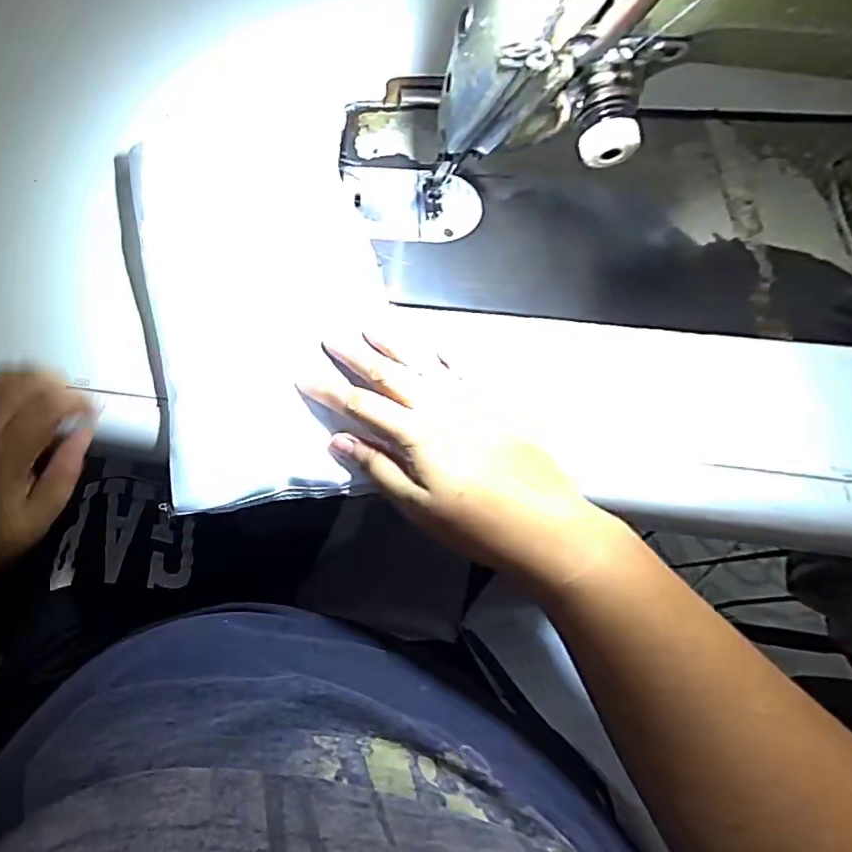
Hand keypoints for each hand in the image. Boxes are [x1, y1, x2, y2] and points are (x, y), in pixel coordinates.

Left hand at [0, 368, 95, 593]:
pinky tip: (20, 395)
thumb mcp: (37, 520)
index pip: (45, 407)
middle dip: (56, 384)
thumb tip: (84, 434)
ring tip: (53, 394)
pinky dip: (5, 383)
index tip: (91, 411)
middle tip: (75, 402)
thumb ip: (64, 474)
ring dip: (31, 379)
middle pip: (22, 384)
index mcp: (4, 458)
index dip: (74, 401)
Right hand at [299, 333, 638, 594]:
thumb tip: (339, 440)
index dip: (329, 389)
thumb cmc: (474, 524)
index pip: (360, 405)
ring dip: (395, 343)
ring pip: (424, 364)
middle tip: (331, 337)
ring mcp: (470, 402)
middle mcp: (439, 408)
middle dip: (355, 355)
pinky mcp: (496, 404)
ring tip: (372, 327)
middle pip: (388, 375)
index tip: (304, 373)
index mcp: (415, 435)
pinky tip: (436, 344)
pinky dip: (447, 353)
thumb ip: (378, 468)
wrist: (547, 524)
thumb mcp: (417, 506)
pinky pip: (467, 369)